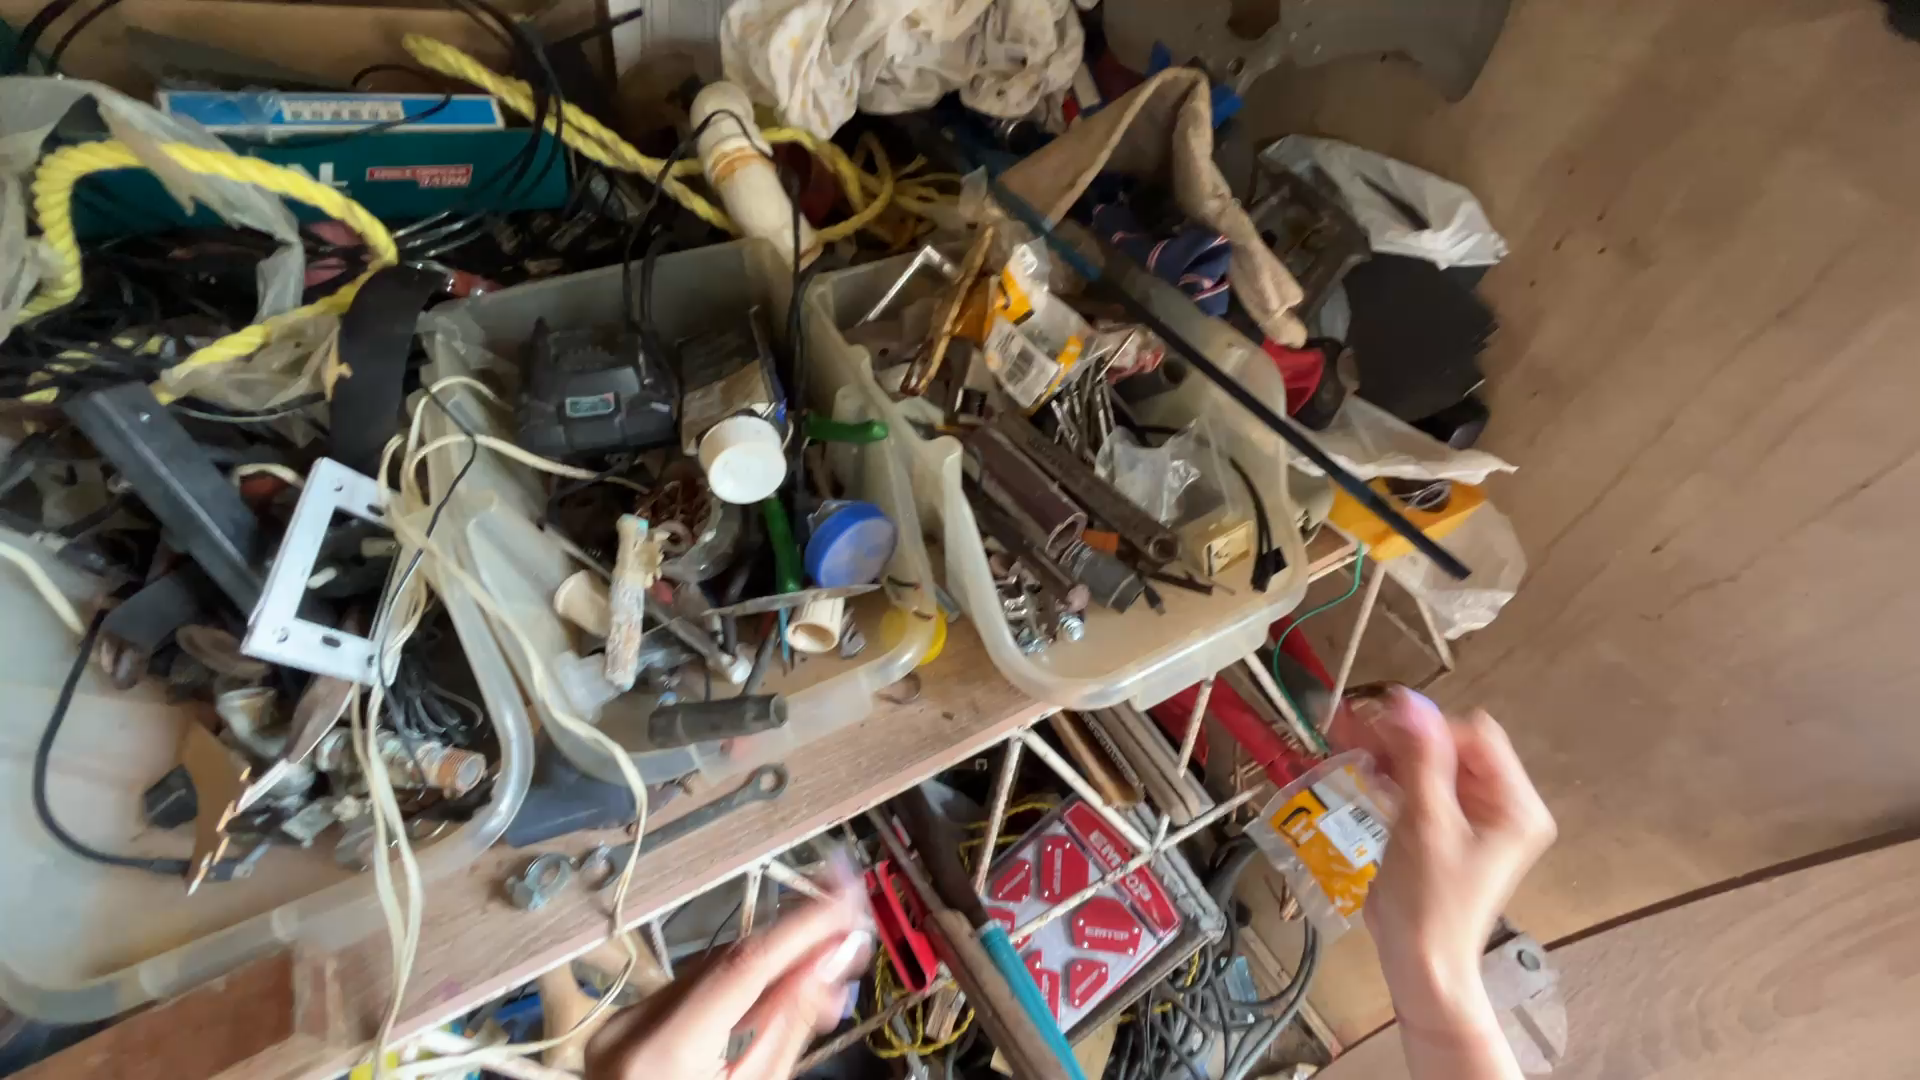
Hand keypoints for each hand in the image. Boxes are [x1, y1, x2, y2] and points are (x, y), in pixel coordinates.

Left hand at [586, 891, 872, 1079]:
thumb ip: (785, 1027)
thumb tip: (830, 958)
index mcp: (665, 1052)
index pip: (747, 964)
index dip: (804, 924)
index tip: (850, 897)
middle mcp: (636, 1020)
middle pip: (734, 958)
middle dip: (797, 940)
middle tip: (850, 931)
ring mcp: (626, 1019)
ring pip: (718, 966)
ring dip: (775, 960)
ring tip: (826, 964)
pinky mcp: (629, 1021)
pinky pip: (698, 986)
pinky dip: (741, 982)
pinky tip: (778, 986)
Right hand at [1332, 686, 1554, 1076]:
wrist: (1418, 955)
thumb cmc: (1430, 897)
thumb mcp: (1425, 821)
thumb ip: (1420, 757)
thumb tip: (1407, 699)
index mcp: (1513, 804)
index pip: (1475, 736)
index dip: (1427, 724)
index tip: (1376, 722)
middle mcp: (1497, 803)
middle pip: (1449, 744)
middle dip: (1400, 734)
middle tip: (1349, 726)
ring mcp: (1468, 813)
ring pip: (1427, 758)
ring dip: (1388, 748)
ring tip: (1345, 742)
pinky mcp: (1439, 821)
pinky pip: (1416, 779)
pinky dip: (1388, 769)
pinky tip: (1361, 768)